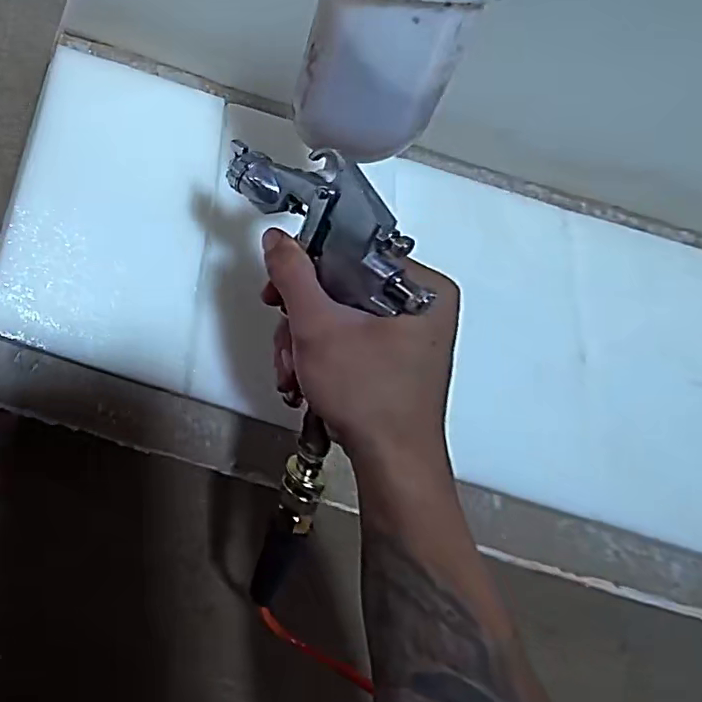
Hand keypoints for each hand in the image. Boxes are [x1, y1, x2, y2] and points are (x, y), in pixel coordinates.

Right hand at [260, 228, 459, 465]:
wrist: (390, 463)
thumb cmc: (368, 396)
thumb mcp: (317, 325)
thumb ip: (292, 274)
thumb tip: (278, 239)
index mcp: (423, 288)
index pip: (351, 251)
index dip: (306, 267)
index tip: (278, 289)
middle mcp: (421, 305)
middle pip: (337, 284)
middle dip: (299, 316)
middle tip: (286, 338)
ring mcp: (406, 332)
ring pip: (334, 311)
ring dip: (301, 339)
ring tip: (293, 369)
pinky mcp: (391, 355)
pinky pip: (343, 333)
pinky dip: (316, 352)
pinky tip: (303, 375)